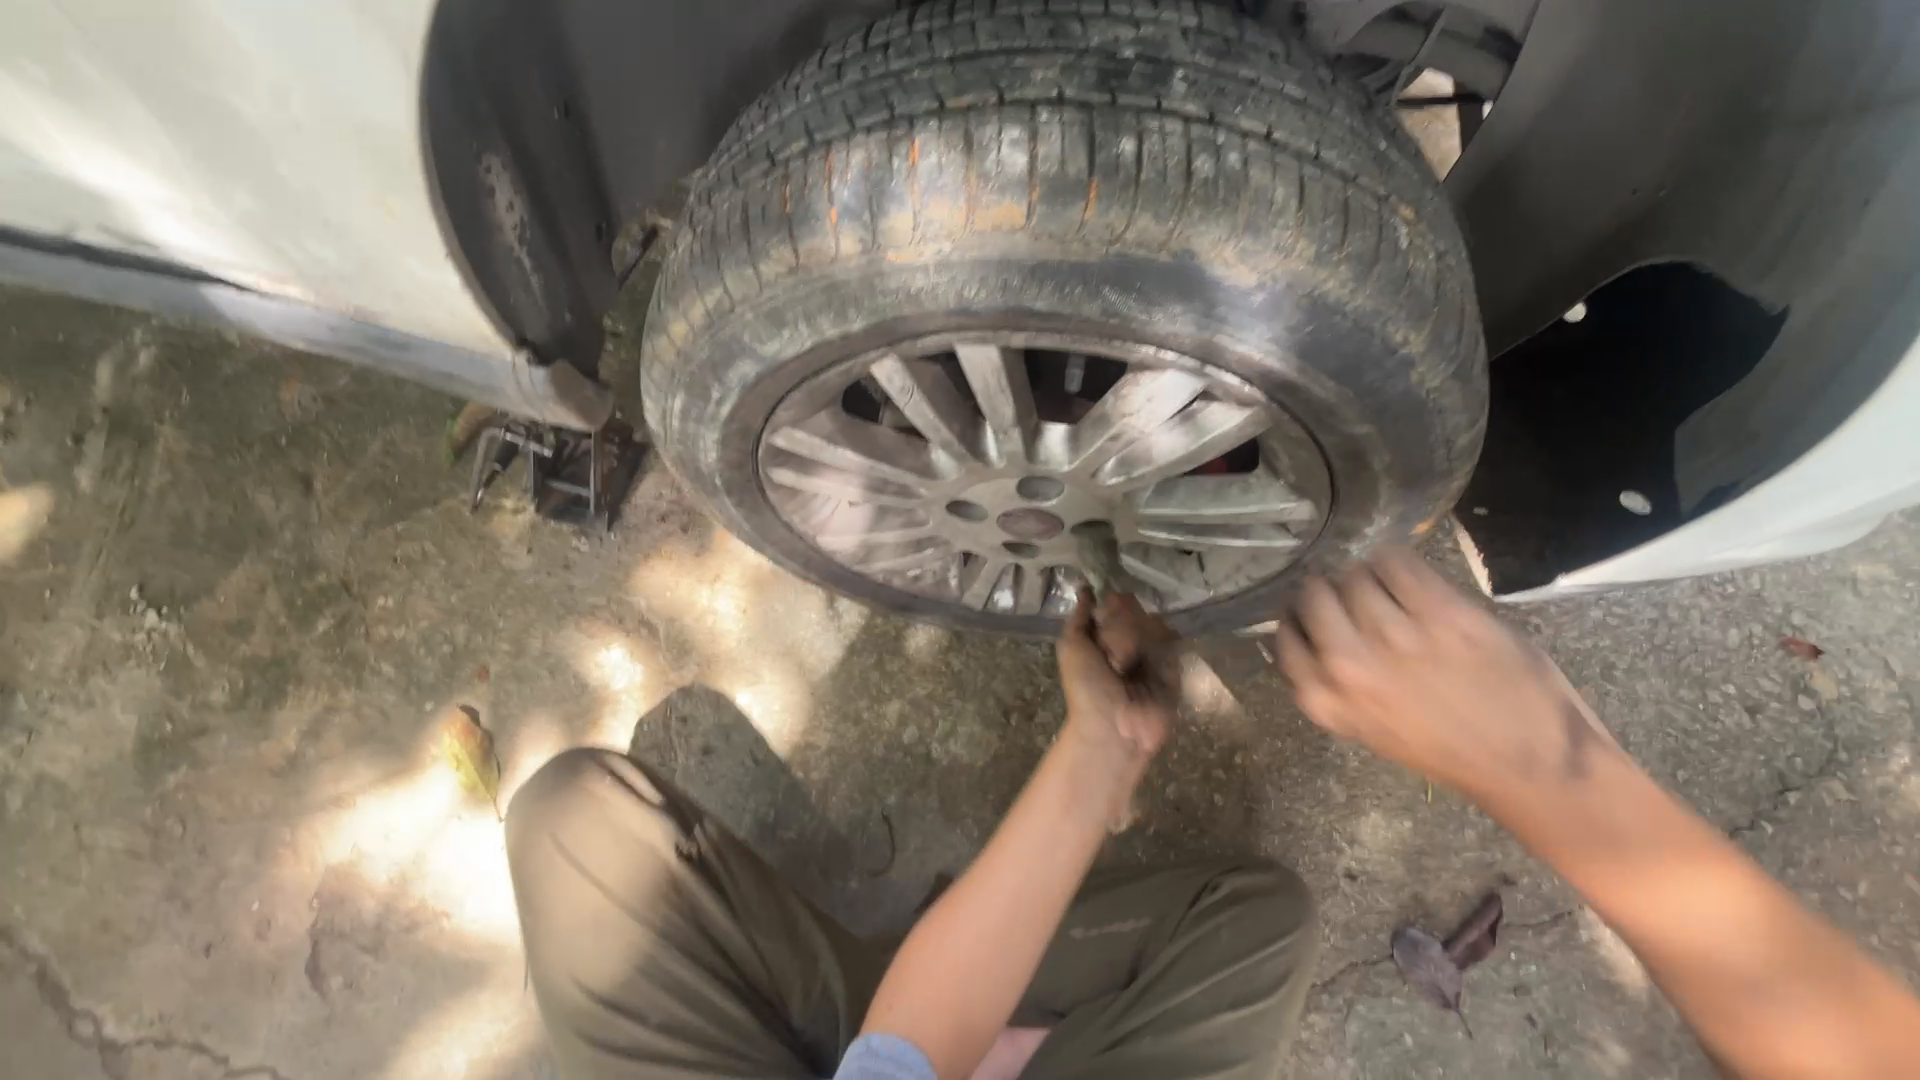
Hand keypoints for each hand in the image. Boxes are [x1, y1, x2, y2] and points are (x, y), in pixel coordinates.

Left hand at [1055, 590, 1177, 782]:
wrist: (1113, 728)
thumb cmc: (1086, 688)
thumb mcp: (1071, 647)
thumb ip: (1079, 617)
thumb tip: (1086, 589)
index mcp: (1103, 635)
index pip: (1115, 601)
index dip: (1110, 608)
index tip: (1101, 622)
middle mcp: (1128, 639)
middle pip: (1135, 609)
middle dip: (1121, 628)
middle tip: (1113, 657)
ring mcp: (1152, 651)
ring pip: (1153, 621)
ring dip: (1136, 642)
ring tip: (1126, 669)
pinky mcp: (1174, 665)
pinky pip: (1172, 640)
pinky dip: (1158, 650)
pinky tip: (1146, 667)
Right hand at [1274, 548, 1619, 804]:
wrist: (1531, 764)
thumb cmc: (1448, 751)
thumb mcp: (1368, 728)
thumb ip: (1335, 685)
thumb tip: (1311, 632)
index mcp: (1326, 700)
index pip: (1285, 637)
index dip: (1301, 621)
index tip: (1316, 617)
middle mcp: (1348, 665)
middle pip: (1313, 597)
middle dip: (1328, 591)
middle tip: (1351, 596)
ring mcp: (1395, 636)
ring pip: (1354, 575)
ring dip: (1367, 577)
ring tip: (1387, 588)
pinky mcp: (1441, 613)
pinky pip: (1396, 562)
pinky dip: (1396, 562)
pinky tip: (1408, 575)